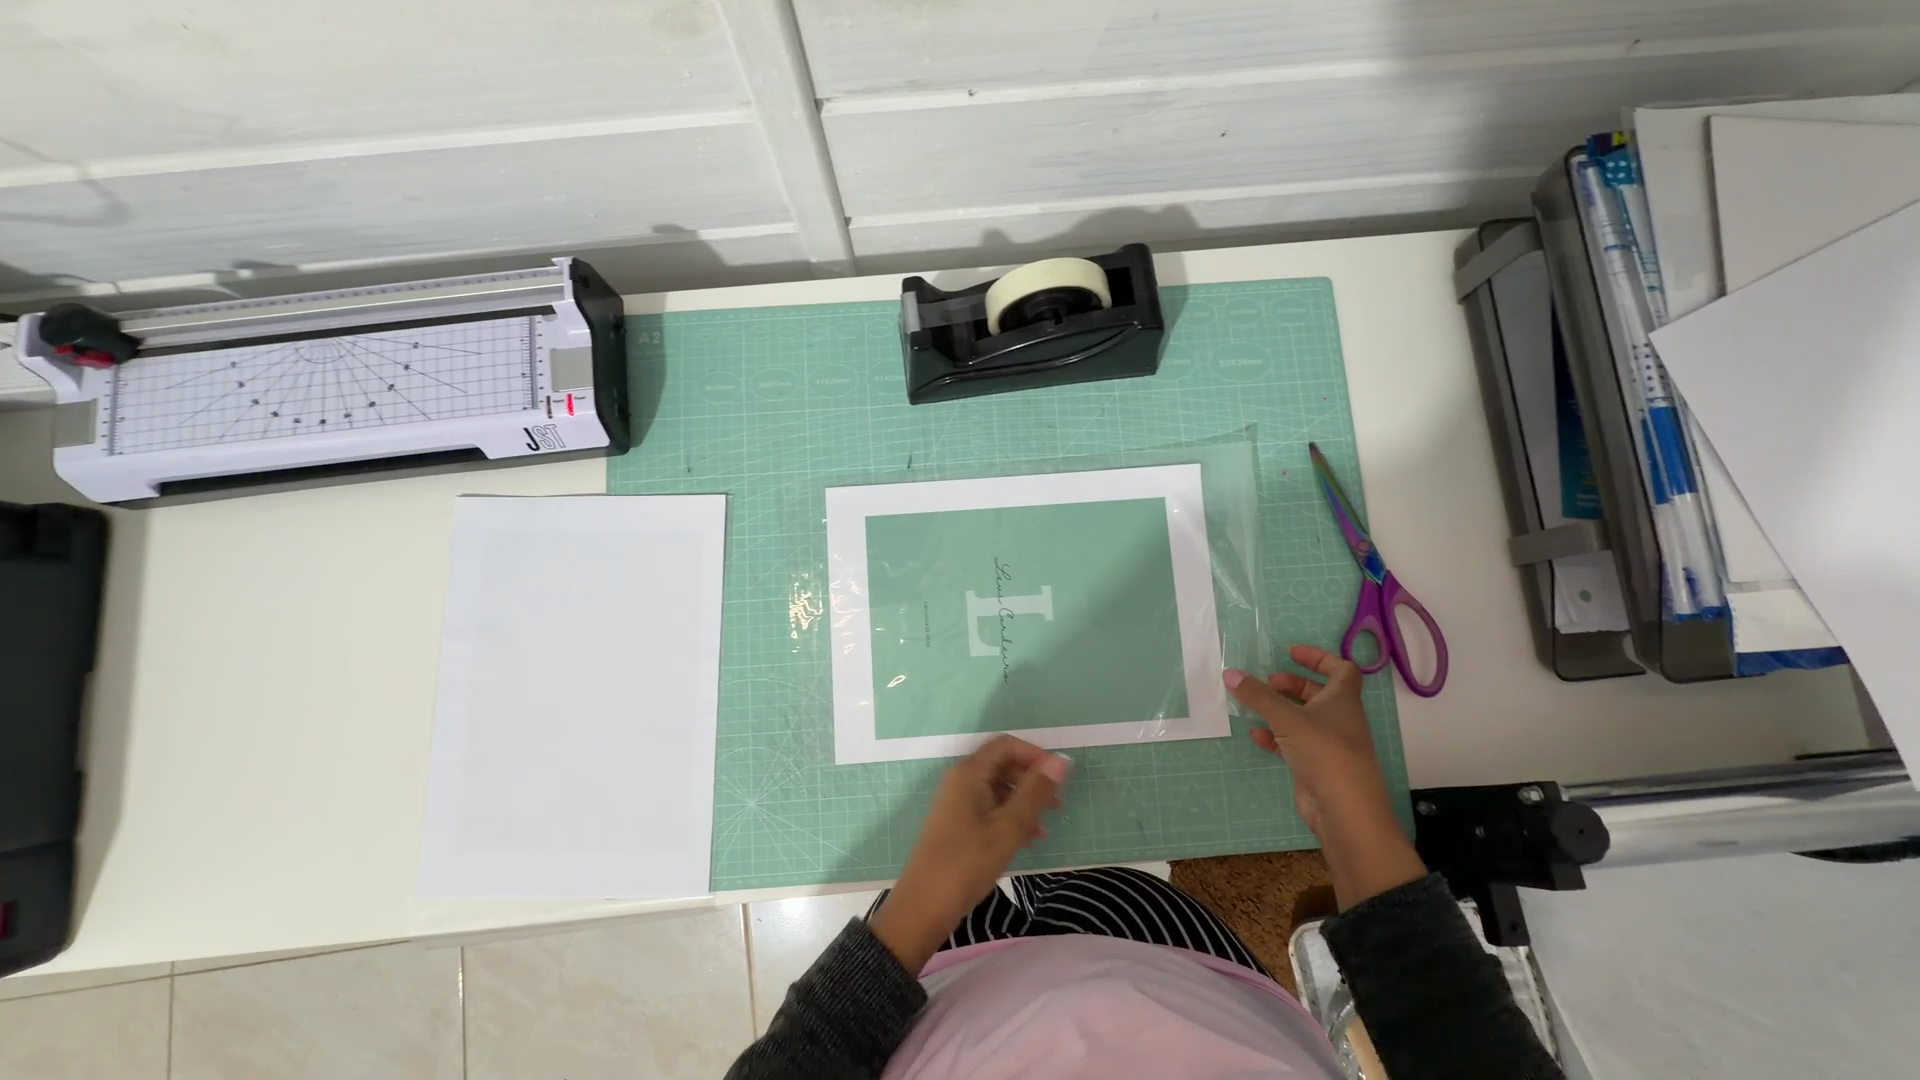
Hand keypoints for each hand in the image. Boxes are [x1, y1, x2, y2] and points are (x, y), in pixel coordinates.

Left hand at [868, 735, 1069, 971]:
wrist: (923, 907)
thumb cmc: (966, 864)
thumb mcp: (1008, 828)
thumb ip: (1035, 793)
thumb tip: (1061, 762)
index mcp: (969, 773)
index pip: (1007, 745)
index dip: (1035, 755)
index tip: (1060, 778)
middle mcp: (961, 781)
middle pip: (1003, 765)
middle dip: (1031, 780)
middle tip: (1057, 804)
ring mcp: (958, 803)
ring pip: (998, 789)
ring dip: (1024, 802)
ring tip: (1045, 827)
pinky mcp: (958, 824)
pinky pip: (990, 809)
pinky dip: (1010, 818)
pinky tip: (1028, 840)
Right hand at [1225, 645, 1424, 908]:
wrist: (1343, 809)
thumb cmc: (1324, 753)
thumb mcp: (1287, 718)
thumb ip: (1258, 696)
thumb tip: (1230, 673)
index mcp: (1344, 701)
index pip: (1341, 669)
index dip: (1319, 657)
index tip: (1291, 652)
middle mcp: (1339, 719)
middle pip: (1318, 693)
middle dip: (1293, 684)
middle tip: (1268, 681)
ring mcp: (1328, 744)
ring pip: (1303, 719)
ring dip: (1281, 710)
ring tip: (1256, 704)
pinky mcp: (1315, 766)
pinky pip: (1293, 743)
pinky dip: (1275, 736)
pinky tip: (1256, 735)